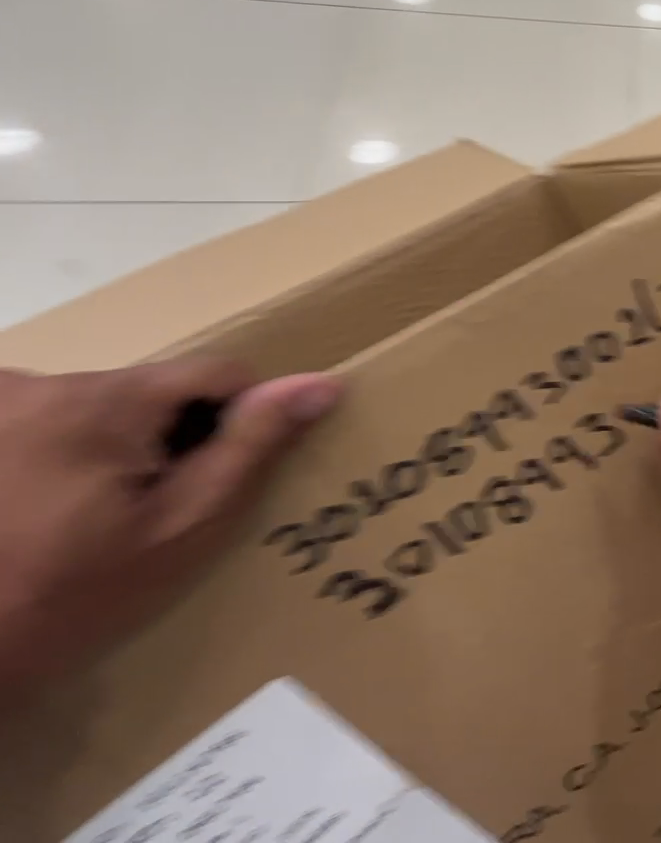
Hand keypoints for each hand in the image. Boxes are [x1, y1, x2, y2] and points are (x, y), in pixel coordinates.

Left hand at [0, 360, 340, 689]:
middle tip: (144, 505)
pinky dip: (64, 448)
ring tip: (86, 510)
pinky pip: (47, 415)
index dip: (239, 419)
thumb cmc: (73, 594)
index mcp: (101, 401)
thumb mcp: (186, 522)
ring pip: (101, 402)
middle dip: (166, 435)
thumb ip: (251, 442)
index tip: (212, 475)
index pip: (220, 372)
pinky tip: (40, 501)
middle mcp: (32, 383)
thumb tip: (322, 384)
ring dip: (113, 441)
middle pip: (152, 387)